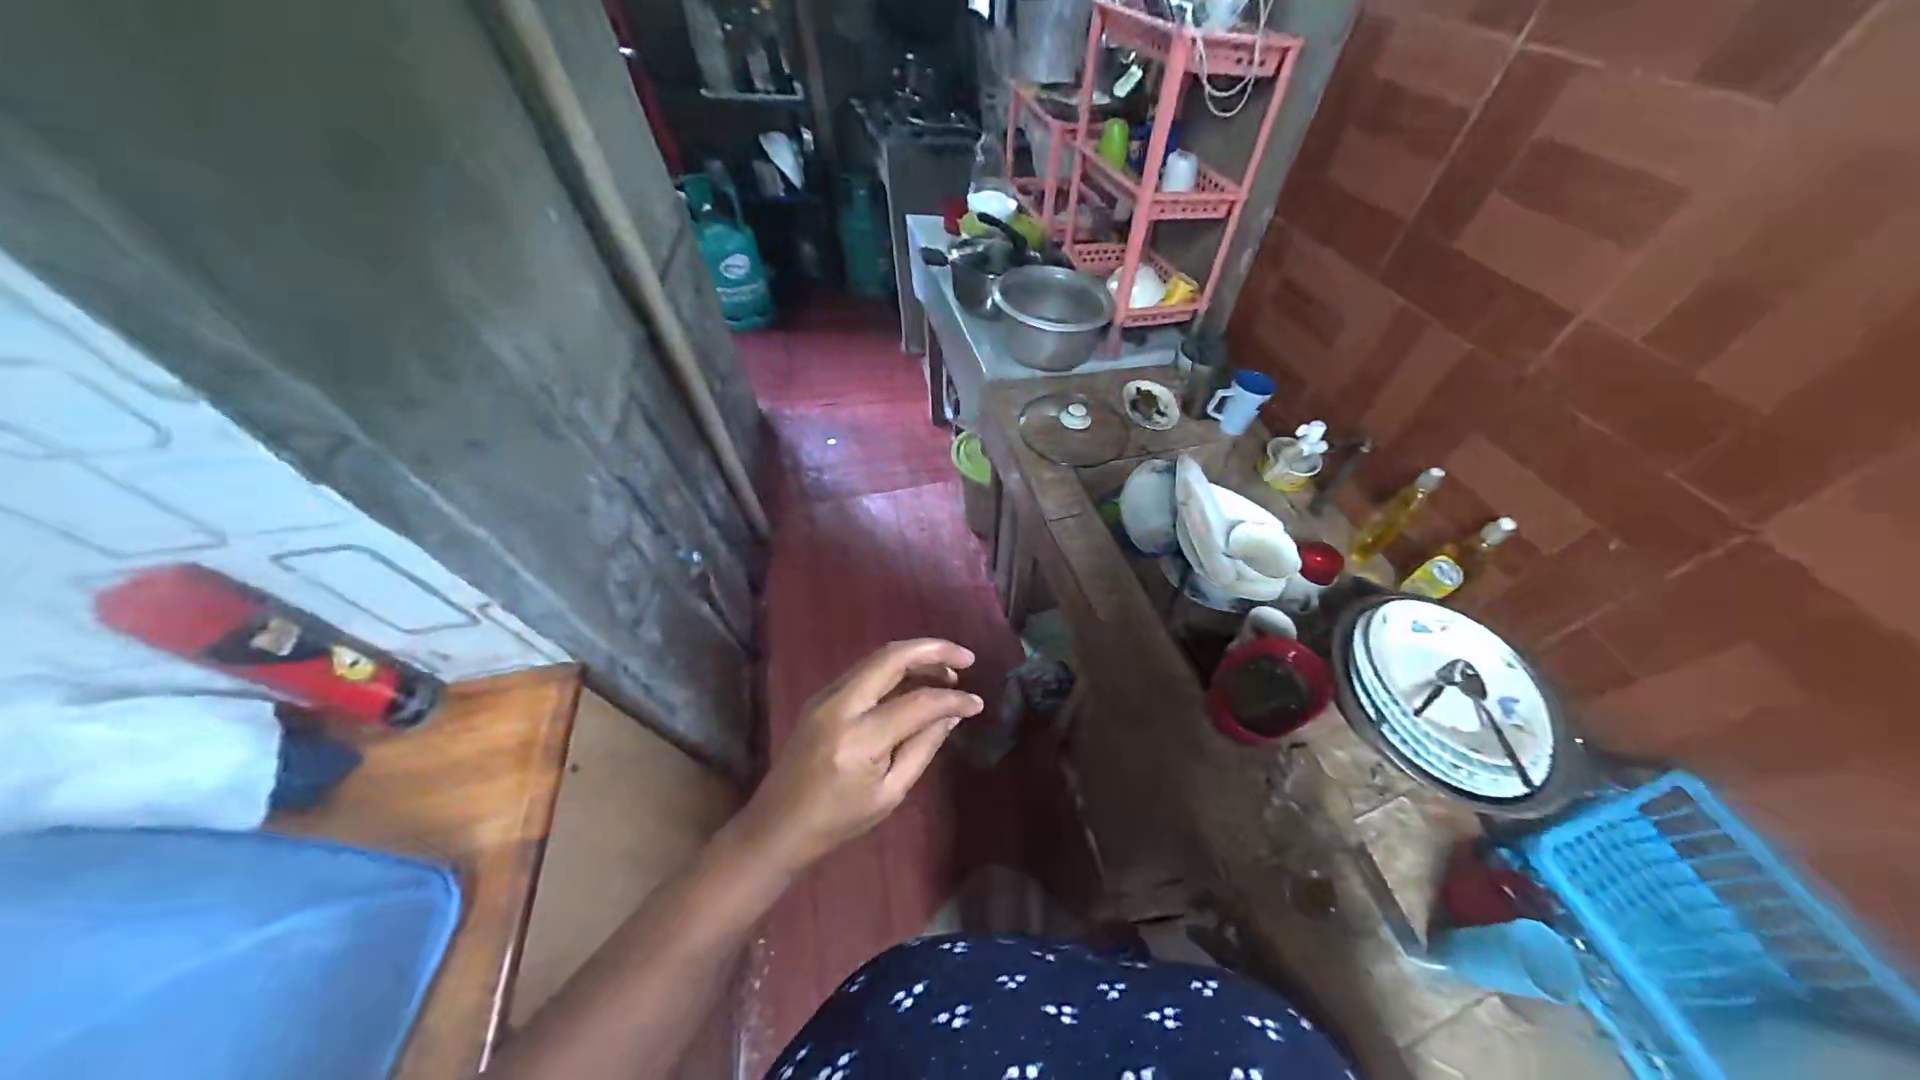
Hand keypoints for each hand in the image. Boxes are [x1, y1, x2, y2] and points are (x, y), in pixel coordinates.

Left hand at [732, 639, 983, 874]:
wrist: (777, 825)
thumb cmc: (838, 820)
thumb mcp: (890, 793)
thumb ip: (923, 747)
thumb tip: (951, 713)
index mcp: (859, 738)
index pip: (918, 702)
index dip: (953, 700)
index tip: (978, 704)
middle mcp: (839, 706)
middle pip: (891, 657)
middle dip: (934, 649)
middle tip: (967, 659)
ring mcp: (825, 696)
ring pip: (877, 658)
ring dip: (915, 657)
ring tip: (947, 672)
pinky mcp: (820, 696)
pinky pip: (864, 671)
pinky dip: (894, 668)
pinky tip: (915, 681)